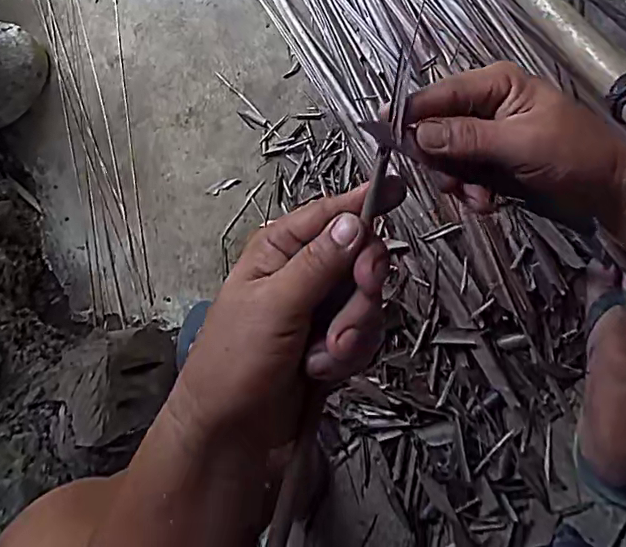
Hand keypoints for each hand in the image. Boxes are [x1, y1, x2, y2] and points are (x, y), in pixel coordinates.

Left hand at [166, 181, 402, 456]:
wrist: (231, 435)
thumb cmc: (229, 365)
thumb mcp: (274, 305)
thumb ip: (318, 263)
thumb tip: (351, 223)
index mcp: (280, 248)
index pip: (330, 214)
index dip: (364, 202)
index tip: (395, 190)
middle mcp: (303, 270)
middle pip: (360, 254)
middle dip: (362, 284)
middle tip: (358, 295)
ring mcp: (320, 305)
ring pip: (368, 297)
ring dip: (353, 328)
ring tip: (324, 350)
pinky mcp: (333, 336)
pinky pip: (366, 331)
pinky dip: (350, 352)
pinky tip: (322, 366)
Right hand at [405, 62, 625, 227]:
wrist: (614, 192)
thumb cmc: (574, 155)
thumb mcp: (520, 143)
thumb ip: (467, 137)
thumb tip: (417, 132)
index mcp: (496, 84)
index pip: (442, 93)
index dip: (412, 111)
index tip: (383, 130)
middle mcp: (488, 104)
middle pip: (439, 126)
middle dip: (442, 158)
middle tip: (449, 183)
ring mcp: (490, 134)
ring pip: (449, 154)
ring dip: (458, 179)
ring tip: (479, 197)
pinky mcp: (495, 160)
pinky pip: (466, 172)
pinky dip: (471, 189)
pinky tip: (488, 202)